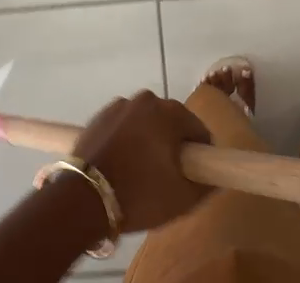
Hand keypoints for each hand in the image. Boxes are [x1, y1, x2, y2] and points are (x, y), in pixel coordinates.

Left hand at [72, 91, 212, 232]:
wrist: (83, 198)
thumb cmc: (139, 195)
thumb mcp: (183, 199)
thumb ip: (207, 185)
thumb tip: (216, 176)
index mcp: (169, 112)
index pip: (198, 131)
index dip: (201, 155)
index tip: (194, 176)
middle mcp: (145, 99)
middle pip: (171, 123)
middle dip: (174, 145)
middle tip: (168, 176)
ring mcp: (119, 105)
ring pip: (146, 123)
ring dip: (149, 140)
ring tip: (142, 173)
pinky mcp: (99, 116)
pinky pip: (124, 126)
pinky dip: (128, 140)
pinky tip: (122, 164)